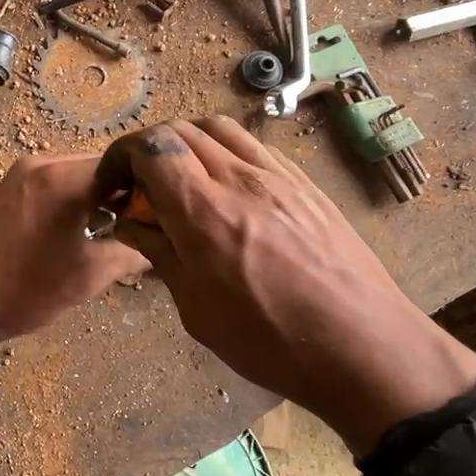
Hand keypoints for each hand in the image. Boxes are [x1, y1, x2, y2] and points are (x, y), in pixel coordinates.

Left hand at [0, 155, 147, 340]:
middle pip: (98, 166)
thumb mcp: (87, 276)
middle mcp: (42, 164)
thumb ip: (130, 253)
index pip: (125, 166)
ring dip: (95, 194)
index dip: (149, 187)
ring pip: (73, 173)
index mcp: (65, 179)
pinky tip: (78, 227)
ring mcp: (19, 173)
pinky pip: (49, 181)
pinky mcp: (5, 187)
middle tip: (142, 222)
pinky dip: (69, 197)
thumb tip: (158, 246)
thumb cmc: (27, 287)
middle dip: (122, 190)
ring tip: (112, 228)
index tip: (163, 212)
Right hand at [95, 117, 475, 453]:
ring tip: (183, 181)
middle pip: (179, 130)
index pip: (150, 146)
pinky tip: (227, 189)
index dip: (120, 157)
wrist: (363, 346)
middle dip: (148, 151)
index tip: (112, 186)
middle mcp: (237, 179)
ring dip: (187, 143)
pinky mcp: (304, 183)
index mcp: (202, 211)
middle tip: (141, 188)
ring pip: (217, 129)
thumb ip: (158, 253)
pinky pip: (253, 146)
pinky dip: (225, 153)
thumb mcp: (196, 308)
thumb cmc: (269, 340)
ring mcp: (276, 175)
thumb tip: (129, 222)